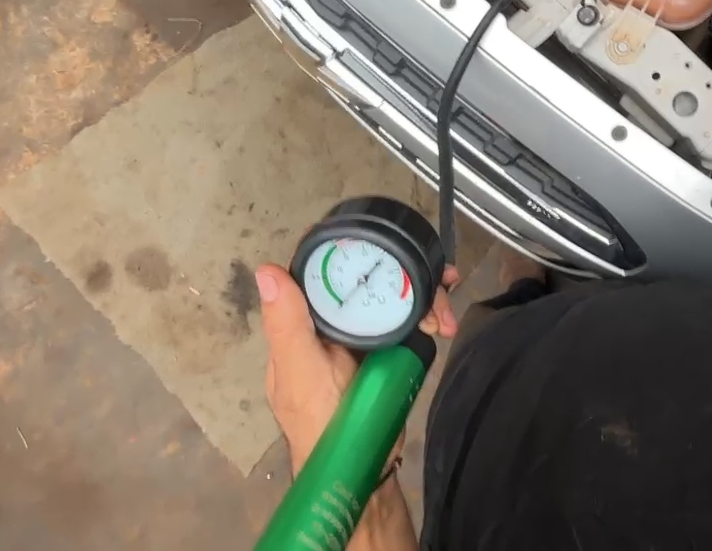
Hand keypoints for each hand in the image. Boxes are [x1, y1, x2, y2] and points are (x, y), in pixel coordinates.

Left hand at [257, 263, 458, 472]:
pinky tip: (445, 324)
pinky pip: (413, 318)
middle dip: (407, 274)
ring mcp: (367, 336)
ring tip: (445, 317)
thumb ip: (287, 325)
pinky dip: (432, 315)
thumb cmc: (322, 423)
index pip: (328, 273)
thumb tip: (266, 270)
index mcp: (308, 324)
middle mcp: (337, 324)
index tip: (383, 240)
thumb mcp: (301, 373)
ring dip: (427, 297)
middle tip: (441, 281)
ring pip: (397, 296)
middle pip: (372, 280)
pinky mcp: (393, 349)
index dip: (353, 251)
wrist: (365, 471)